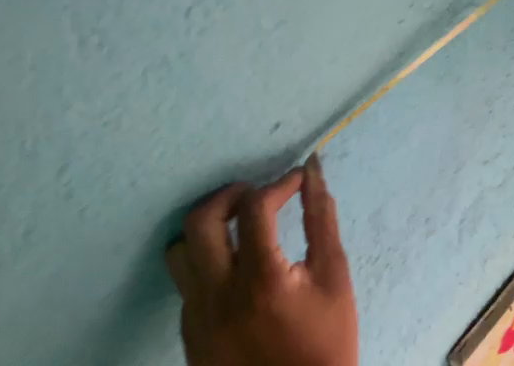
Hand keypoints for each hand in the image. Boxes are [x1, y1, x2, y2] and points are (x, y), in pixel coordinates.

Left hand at [167, 156, 356, 365]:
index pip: (255, 207)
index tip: (296, 182)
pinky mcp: (190, 335)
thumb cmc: (326, 344)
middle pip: (200, 221)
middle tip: (255, 196)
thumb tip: (312, 169)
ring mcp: (198, 318)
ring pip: (180, 251)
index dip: (279, 185)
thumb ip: (321, 218)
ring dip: (207, 230)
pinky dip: (206, 263)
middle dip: (229, 196)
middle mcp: (219, 295)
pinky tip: (234, 269)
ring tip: (236, 229)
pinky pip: (185, 284)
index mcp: (261, 280)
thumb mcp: (333, 277)